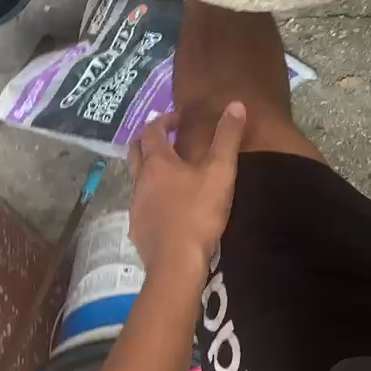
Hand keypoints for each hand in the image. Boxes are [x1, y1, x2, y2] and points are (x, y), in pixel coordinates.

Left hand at [127, 103, 246, 278]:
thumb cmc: (198, 214)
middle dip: (148, 139)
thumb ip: (227, 138)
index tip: (179, 119)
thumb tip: (236, 104)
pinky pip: (141, 204)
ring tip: (171, 172)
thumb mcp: (220, 172)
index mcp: (157, 163)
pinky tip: (168, 206)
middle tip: (167, 137)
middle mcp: (141, 180)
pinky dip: (151, 196)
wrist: (176, 265)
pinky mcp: (138, 229)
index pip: (152, 131)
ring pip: (137, 178)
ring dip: (150, 169)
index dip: (164, 120)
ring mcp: (136, 206)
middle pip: (135, 151)